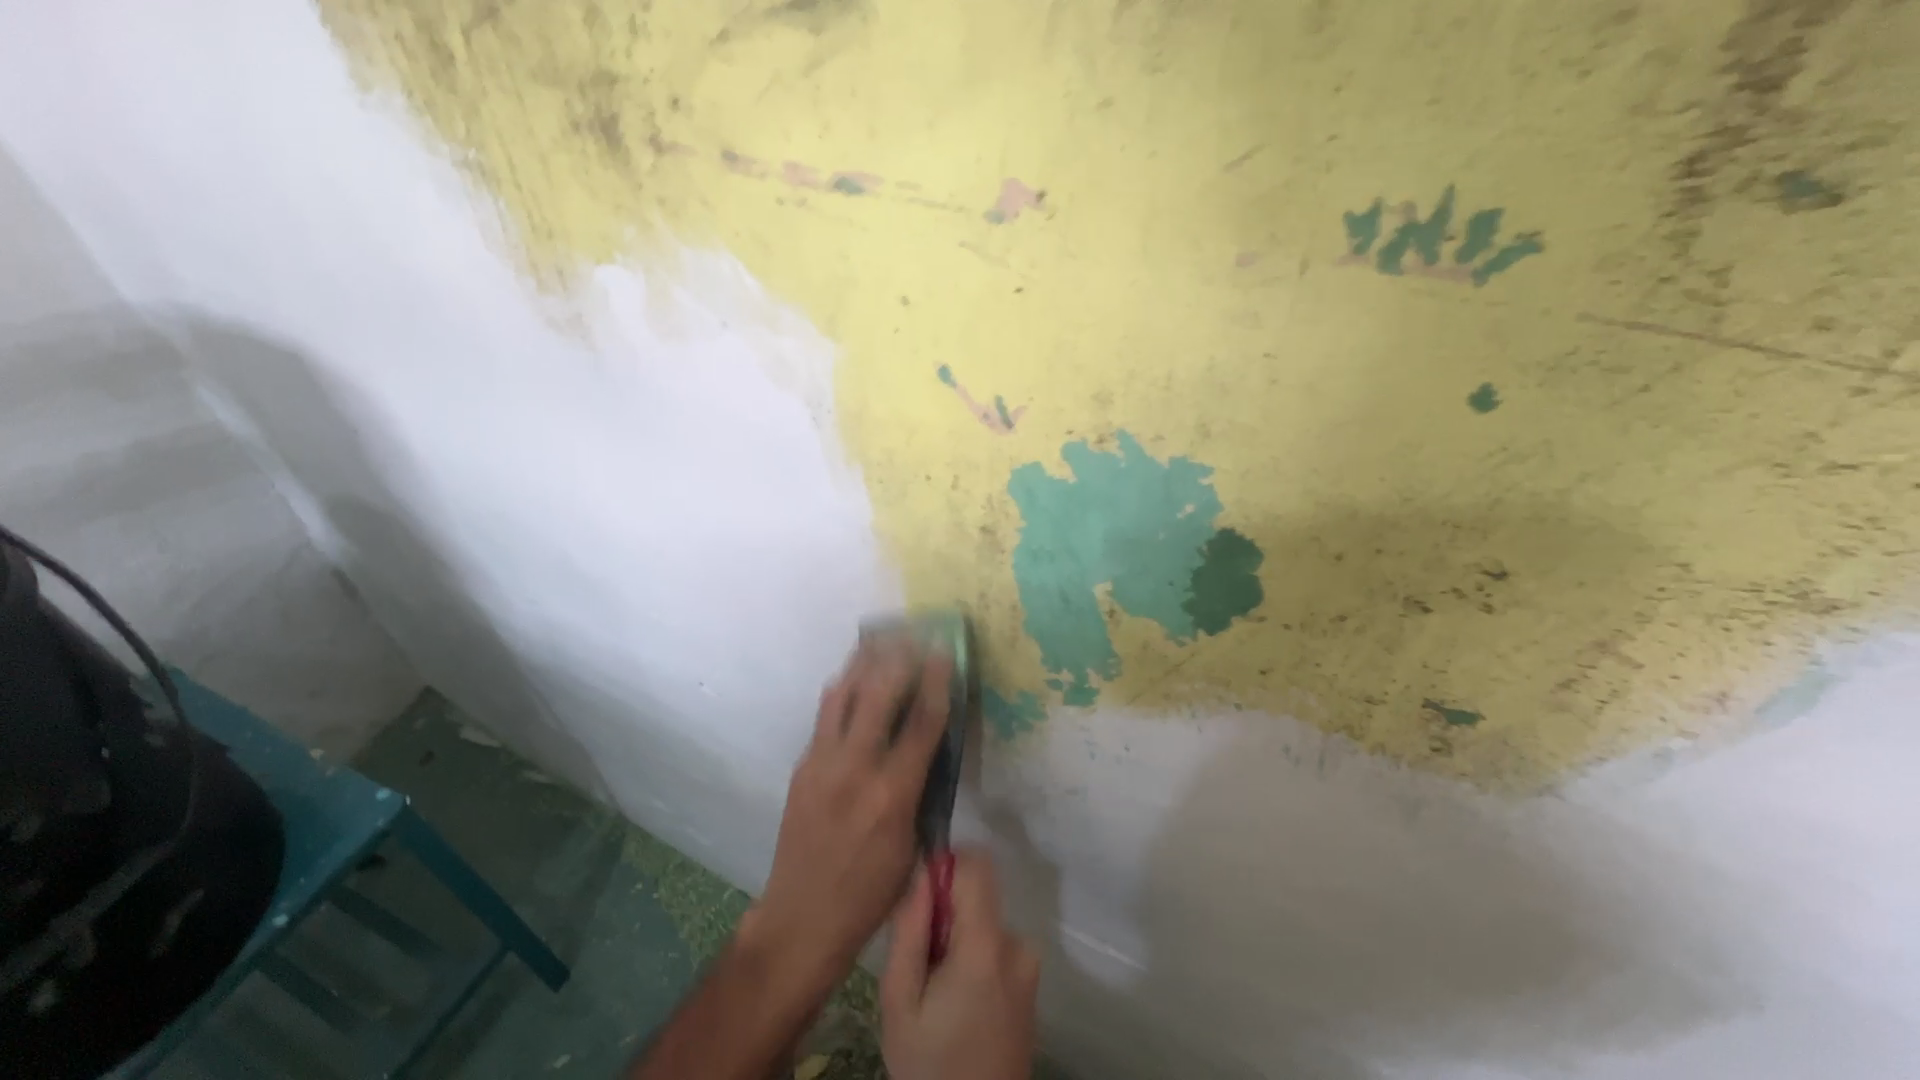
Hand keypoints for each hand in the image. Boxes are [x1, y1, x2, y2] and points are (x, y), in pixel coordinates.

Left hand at [749, 637, 953, 984]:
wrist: (803, 914)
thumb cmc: (871, 893)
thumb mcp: (910, 846)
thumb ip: (920, 792)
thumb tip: (928, 750)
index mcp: (892, 795)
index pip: (920, 725)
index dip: (935, 684)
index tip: (943, 653)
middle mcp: (855, 769)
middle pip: (879, 696)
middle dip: (899, 660)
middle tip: (913, 635)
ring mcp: (822, 764)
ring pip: (844, 698)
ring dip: (864, 666)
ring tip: (879, 642)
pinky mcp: (802, 767)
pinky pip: (824, 717)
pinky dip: (842, 693)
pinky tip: (851, 680)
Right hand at [880, 852, 1039, 1079]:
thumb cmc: (929, 1065)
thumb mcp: (899, 1001)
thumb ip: (908, 931)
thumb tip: (921, 873)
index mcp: (986, 945)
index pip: (977, 865)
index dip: (946, 866)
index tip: (919, 897)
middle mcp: (1017, 946)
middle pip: (977, 899)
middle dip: (944, 918)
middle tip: (920, 965)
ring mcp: (1029, 967)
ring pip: (983, 926)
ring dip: (958, 944)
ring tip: (935, 994)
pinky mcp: (1031, 985)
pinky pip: (996, 949)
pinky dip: (974, 962)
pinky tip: (956, 1005)